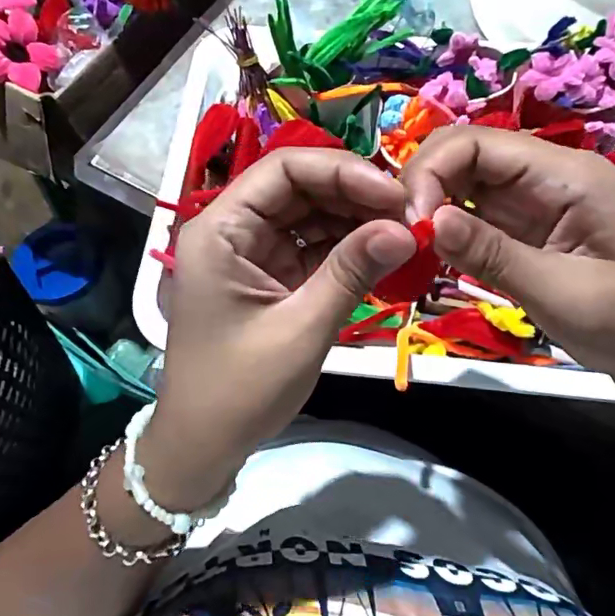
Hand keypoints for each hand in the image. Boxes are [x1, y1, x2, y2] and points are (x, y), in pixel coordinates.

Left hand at [154, 148, 414, 482]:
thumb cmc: (240, 389)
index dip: (341, 172)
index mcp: (221, 230)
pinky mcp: (270, 276)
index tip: (392, 194)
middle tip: (410, 215)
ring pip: (310, 215)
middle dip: (354, 196)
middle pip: (299, 188)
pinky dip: (347, 247)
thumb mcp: (301, 329)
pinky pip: (312, 246)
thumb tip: (406, 229)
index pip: (283, 170)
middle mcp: (234, 230)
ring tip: (405, 233)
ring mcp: (252, 253)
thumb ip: (351, 272)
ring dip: (356, 220)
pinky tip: (383, 251)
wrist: (204, 445)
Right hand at [401, 127, 614, 383]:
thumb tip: (426, 220)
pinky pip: (479, 216)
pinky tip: (431, 251)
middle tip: (400, 234)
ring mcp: (540, 204)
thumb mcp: (564, 293)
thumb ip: (493, 254)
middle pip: (468, 155)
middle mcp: (549, 177)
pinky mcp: (532, 232)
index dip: (432, 170)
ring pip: (468, 185)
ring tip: (407, 244)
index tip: (410, 222)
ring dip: (433, 207)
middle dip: (426, 185)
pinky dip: (450, 230)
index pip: (478, 142)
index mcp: (568, 174)